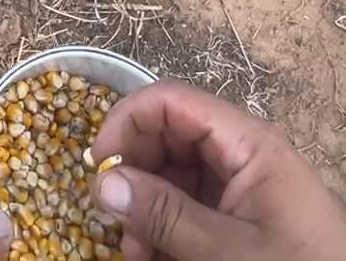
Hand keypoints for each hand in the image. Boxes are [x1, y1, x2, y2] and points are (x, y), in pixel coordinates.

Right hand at [90, 79, 345, 260]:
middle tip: (113, 220)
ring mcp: (243, 190)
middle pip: (168, 136)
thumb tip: (103, 182)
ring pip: (174, 176)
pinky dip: (166, 231)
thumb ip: (165, 215)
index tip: (98, 164)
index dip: (127, 120)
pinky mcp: (245, 222)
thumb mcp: (228, 253)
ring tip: (135, 253)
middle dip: (134, 174)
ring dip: (145, 209)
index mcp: (247, 143)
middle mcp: (242, 155)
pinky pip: (191, 209)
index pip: (171, 100)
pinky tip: (154, 257)